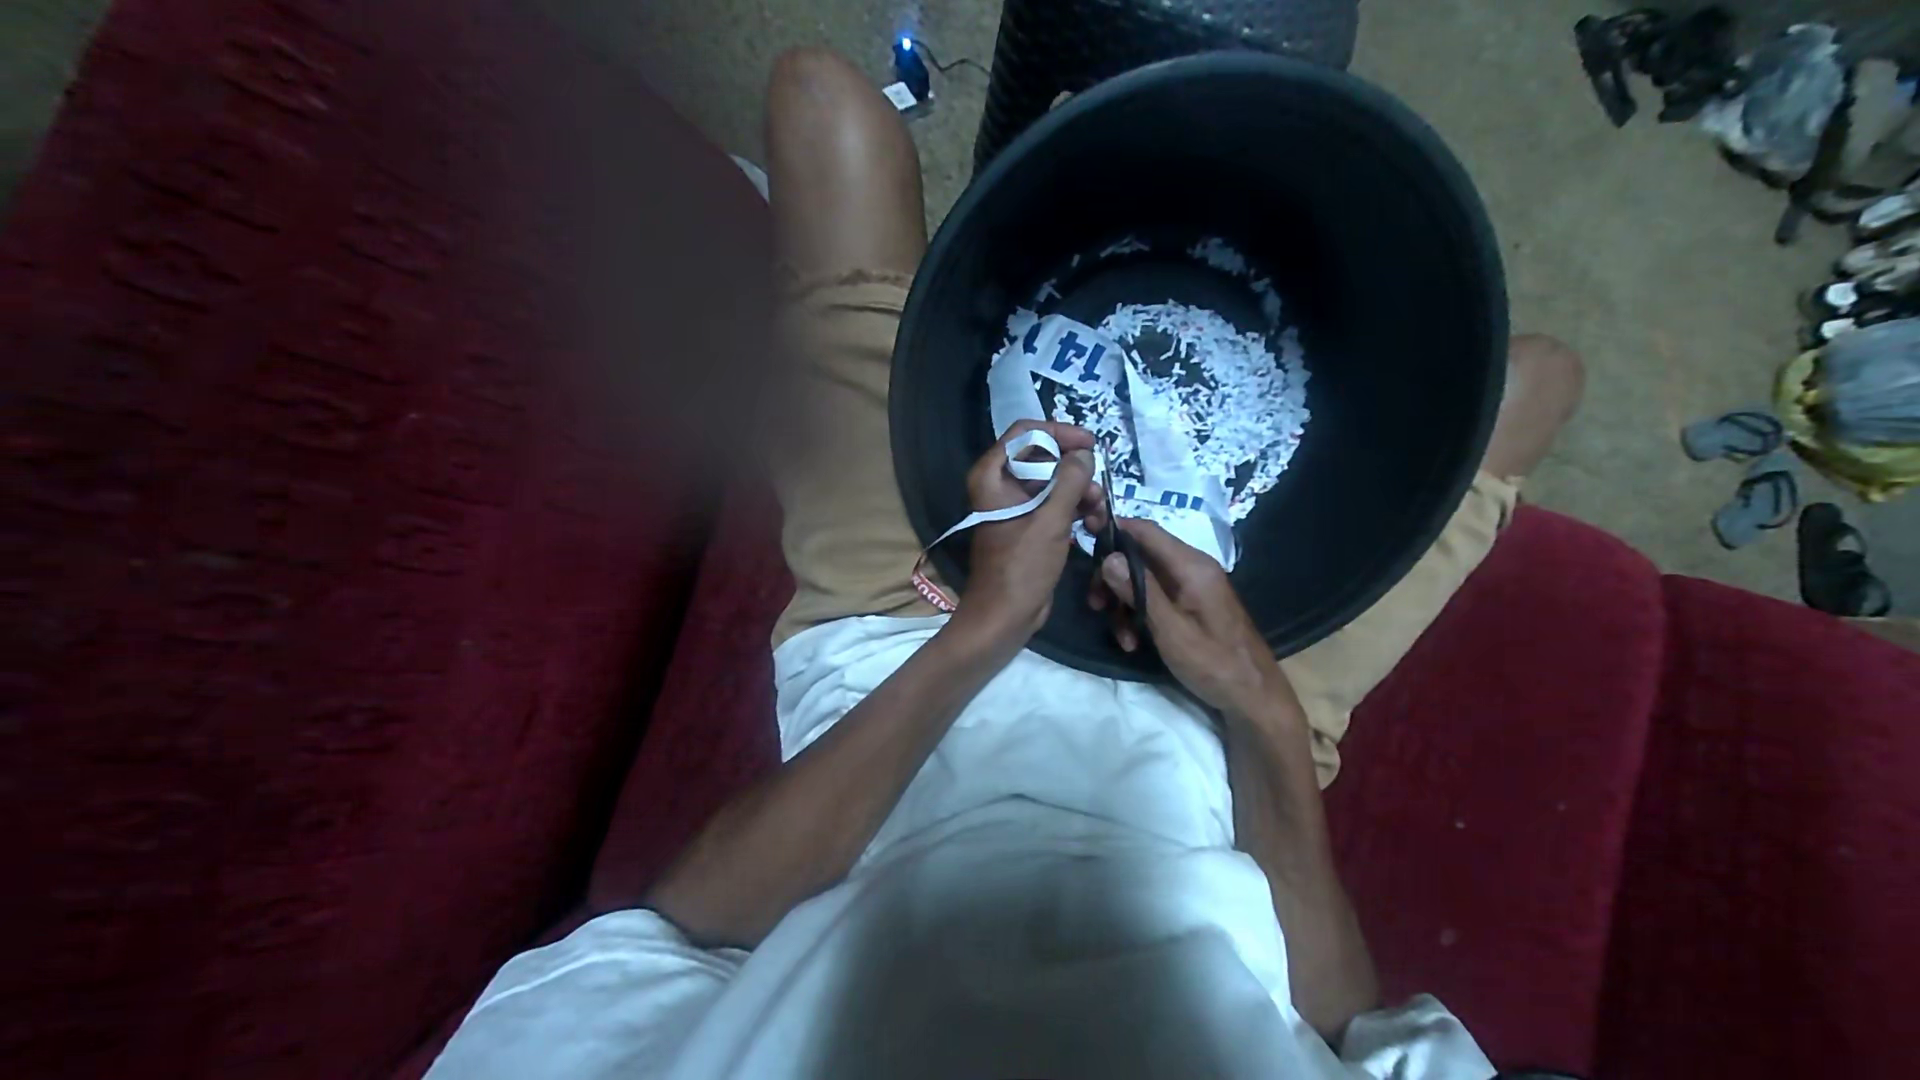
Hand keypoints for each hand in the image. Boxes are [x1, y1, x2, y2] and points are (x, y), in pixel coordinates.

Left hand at [959, 420, 1107, 641]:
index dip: (1060, 434)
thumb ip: (1070, 481)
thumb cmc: (1021, 566)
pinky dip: (1076, 509)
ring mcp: (1017, 505)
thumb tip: (1085, 454)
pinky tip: (1094, 522)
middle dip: (1076, 471)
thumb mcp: (1050, 520)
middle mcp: (1001, 484)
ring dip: (1081, 492)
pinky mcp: (1030, 524)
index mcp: (993, 474)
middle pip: (1045, 457)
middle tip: (1097, 489)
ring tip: (1098, 512)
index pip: (1028, 433)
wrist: (1005, 614)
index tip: (1090, 445)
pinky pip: (1056, 504)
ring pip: (1055, 482)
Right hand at [1088, 517, 1288, 717]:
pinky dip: (1139, 613)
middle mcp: (1192, 568)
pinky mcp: (1191, 603)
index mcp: (1191, 566)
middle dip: (1113, 577)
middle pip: (1140, 555)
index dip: (1114, 530)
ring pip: (1143, 578)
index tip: (1085, 543)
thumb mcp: (1171, 630)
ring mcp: (1192, 586)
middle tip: (1096, 605)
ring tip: (1122, 636)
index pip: (1146, 530)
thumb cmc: (1214, 663)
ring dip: (1124, 602)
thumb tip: (1109, 557)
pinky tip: (1134, 641)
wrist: (1254, 697)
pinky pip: (1156, 596)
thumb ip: (1140, 591)